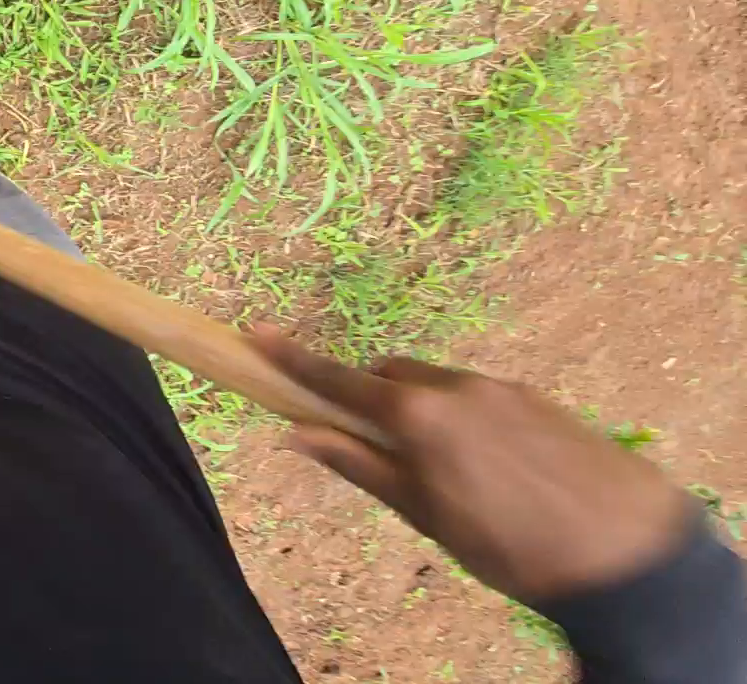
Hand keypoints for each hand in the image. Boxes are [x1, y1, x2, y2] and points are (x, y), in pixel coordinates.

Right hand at [253, 330, 689, 603]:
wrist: (643, 568)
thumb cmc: (511, 546)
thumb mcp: (423, 513)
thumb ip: (357, 463)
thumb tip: (296, 434)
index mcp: (415, 414)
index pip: (335, 378)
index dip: (291, 357)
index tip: (255, 331)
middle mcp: (453, 386)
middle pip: (390, 373)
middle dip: (376, 395)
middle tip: (387, 441)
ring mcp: (502, 388)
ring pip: (438, 384)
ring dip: (426, 406)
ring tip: (458, 463)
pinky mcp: (543, 400)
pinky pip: (483, 395)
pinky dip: (470, 415)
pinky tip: (502, 463)